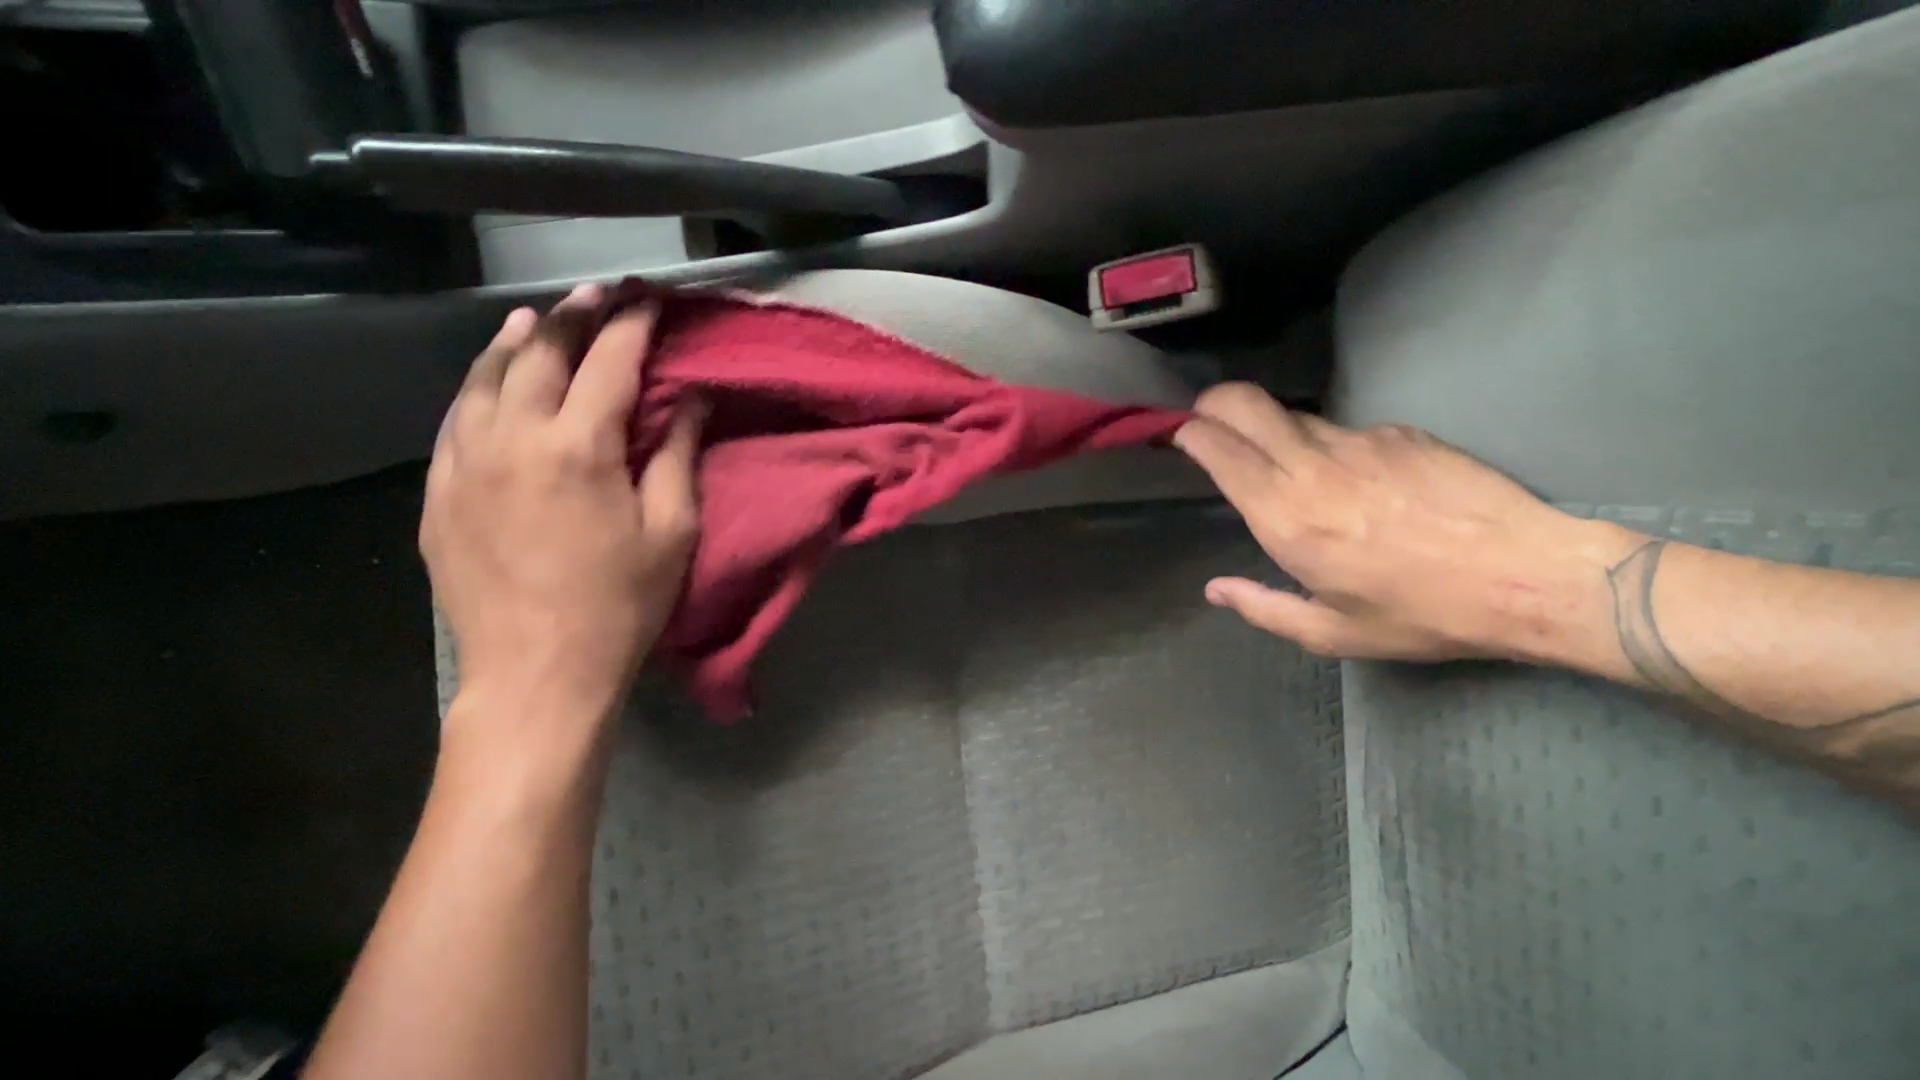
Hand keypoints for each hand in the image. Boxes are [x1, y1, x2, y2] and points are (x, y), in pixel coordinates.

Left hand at [422, 286, 703, 755]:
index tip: (651, 299)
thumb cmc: (620, 606)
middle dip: (574, 316)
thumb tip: (691, 398)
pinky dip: (478, 389)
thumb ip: (677, 455)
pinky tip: (490, 384)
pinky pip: (455, 420)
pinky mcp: (438, 493)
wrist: (536, 674)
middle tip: (598, 297)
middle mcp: (512, 438)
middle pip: (541, 353)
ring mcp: (463, 463)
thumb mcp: (671, 533)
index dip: (634, 323)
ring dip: (517, 342)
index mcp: (579, 446)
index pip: (610, 360)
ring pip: (484, 378)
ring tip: (537, 320)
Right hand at [1174, 383, 1637, 662]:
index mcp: (1286, 517)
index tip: (1181, 438)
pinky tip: (1360, 483)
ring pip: (1293, 416)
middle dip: (1214, 403)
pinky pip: (1347, 431)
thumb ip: (1263, 607)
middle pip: (1244, 402)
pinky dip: (1332, 447)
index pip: (1218, 446)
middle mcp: (1312, 466)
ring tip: (1290, 467)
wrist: (1525, 576)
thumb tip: (1215, 589)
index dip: (1190, 433)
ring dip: (1274, 431)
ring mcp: (1360, 441)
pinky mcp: (1401, 433)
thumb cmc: (1420, 614)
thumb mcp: (1332, 633)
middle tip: (1209, 421)